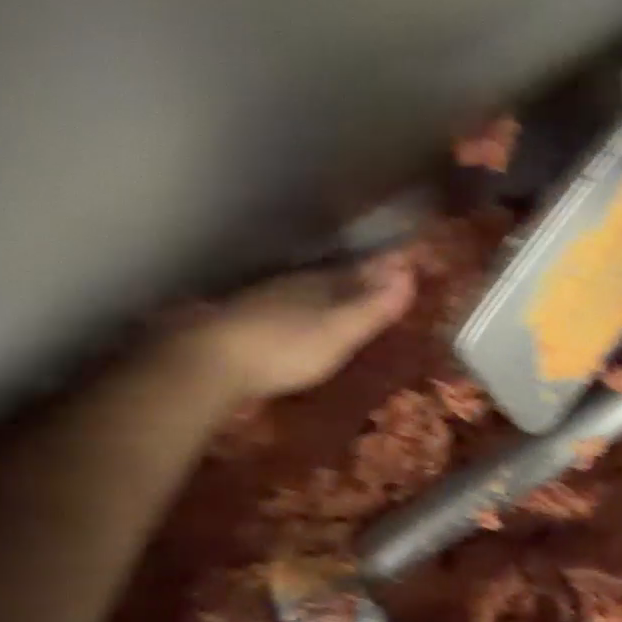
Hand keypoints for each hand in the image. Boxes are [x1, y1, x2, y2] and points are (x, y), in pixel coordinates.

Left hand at [172, 254, 416, 399]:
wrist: (211, 361)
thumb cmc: (285, 347)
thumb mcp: (338, 331)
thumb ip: (373, 306)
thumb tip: (410, 272)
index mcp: (323, 283)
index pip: (363, 269)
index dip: (388, 267)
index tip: (411, 260)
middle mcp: (297, 284)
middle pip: (338, 276)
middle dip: (362, 275)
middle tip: (387, 276)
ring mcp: (268, 301)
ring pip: (310, 289)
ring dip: (332, 291)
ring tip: (349, 296)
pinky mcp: (246, 322)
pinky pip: (289, 308)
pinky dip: (305, 310)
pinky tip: (302, 319)